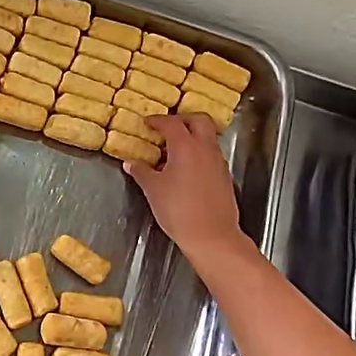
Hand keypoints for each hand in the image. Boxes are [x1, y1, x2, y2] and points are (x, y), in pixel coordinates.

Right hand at [124, 113, 244, 258]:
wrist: (212, 236)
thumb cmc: (179, 211)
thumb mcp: (153, 190)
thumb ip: (141, 172)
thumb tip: (131, 164)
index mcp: (186, 147)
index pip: (172, 123)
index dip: (158, 121)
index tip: (148, 123)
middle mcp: (206, 149)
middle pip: (198, 120)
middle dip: (182, 119)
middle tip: (167, 128)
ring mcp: (219, 162)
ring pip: (208, 137)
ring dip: (192, 136)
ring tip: (174, 151)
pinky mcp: (225, 176)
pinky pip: (212, 155)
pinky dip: (199, 153)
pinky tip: (187, 170)